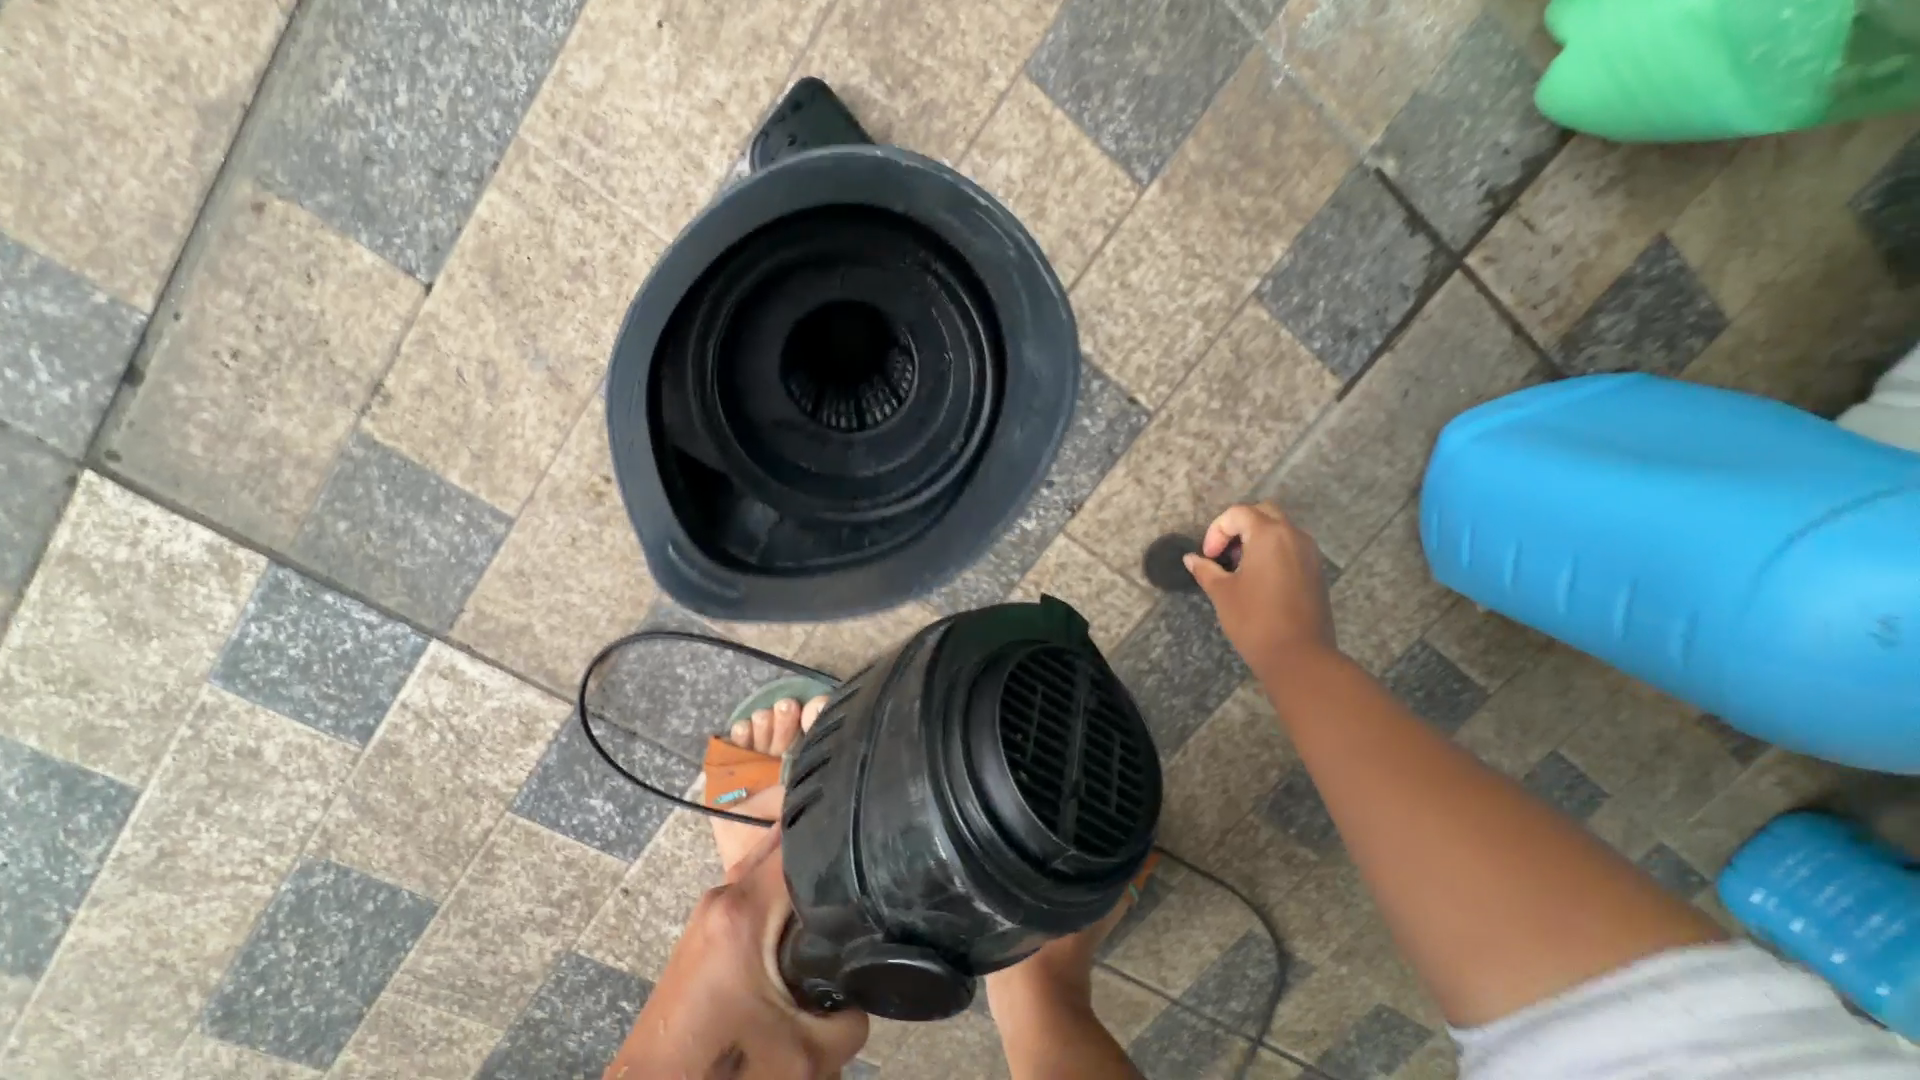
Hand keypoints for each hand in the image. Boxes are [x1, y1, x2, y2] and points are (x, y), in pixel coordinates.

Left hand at [605, 826, 866, 1078]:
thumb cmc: (726, 1072)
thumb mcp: (809, 1054)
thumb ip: (852, 1017)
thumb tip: (865, 989)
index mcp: (743, 911)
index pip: (801, 843)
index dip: (841, 837)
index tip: (871, 848)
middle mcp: (721, 898)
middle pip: (782, 849)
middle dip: (821, 855)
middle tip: (859, 873)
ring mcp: (706, 914)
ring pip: (765, 873)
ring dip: (797, 881)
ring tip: (836, 900)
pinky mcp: (702, 934)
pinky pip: (750, 897)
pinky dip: (777, 902)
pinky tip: (803, 926)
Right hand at [1185, 502, 1336, 676]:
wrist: (1299, 656)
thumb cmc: (1255, 620)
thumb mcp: (1223, 593)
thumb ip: (1206, 570)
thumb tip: (1191, 559)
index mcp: (1269, 534)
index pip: (1238, 513)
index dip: (1216, 531)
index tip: (1209, 557)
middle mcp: (1293, 535)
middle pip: (1263, 513)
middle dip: (1238, 527)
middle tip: (1224, 554)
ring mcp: (1310, 553)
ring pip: (1280, 530)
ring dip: (1257, 539)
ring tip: (1240, 568)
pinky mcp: (1316, 571)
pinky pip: (1292, 548)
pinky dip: (1273, 552)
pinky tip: (1260, 580)